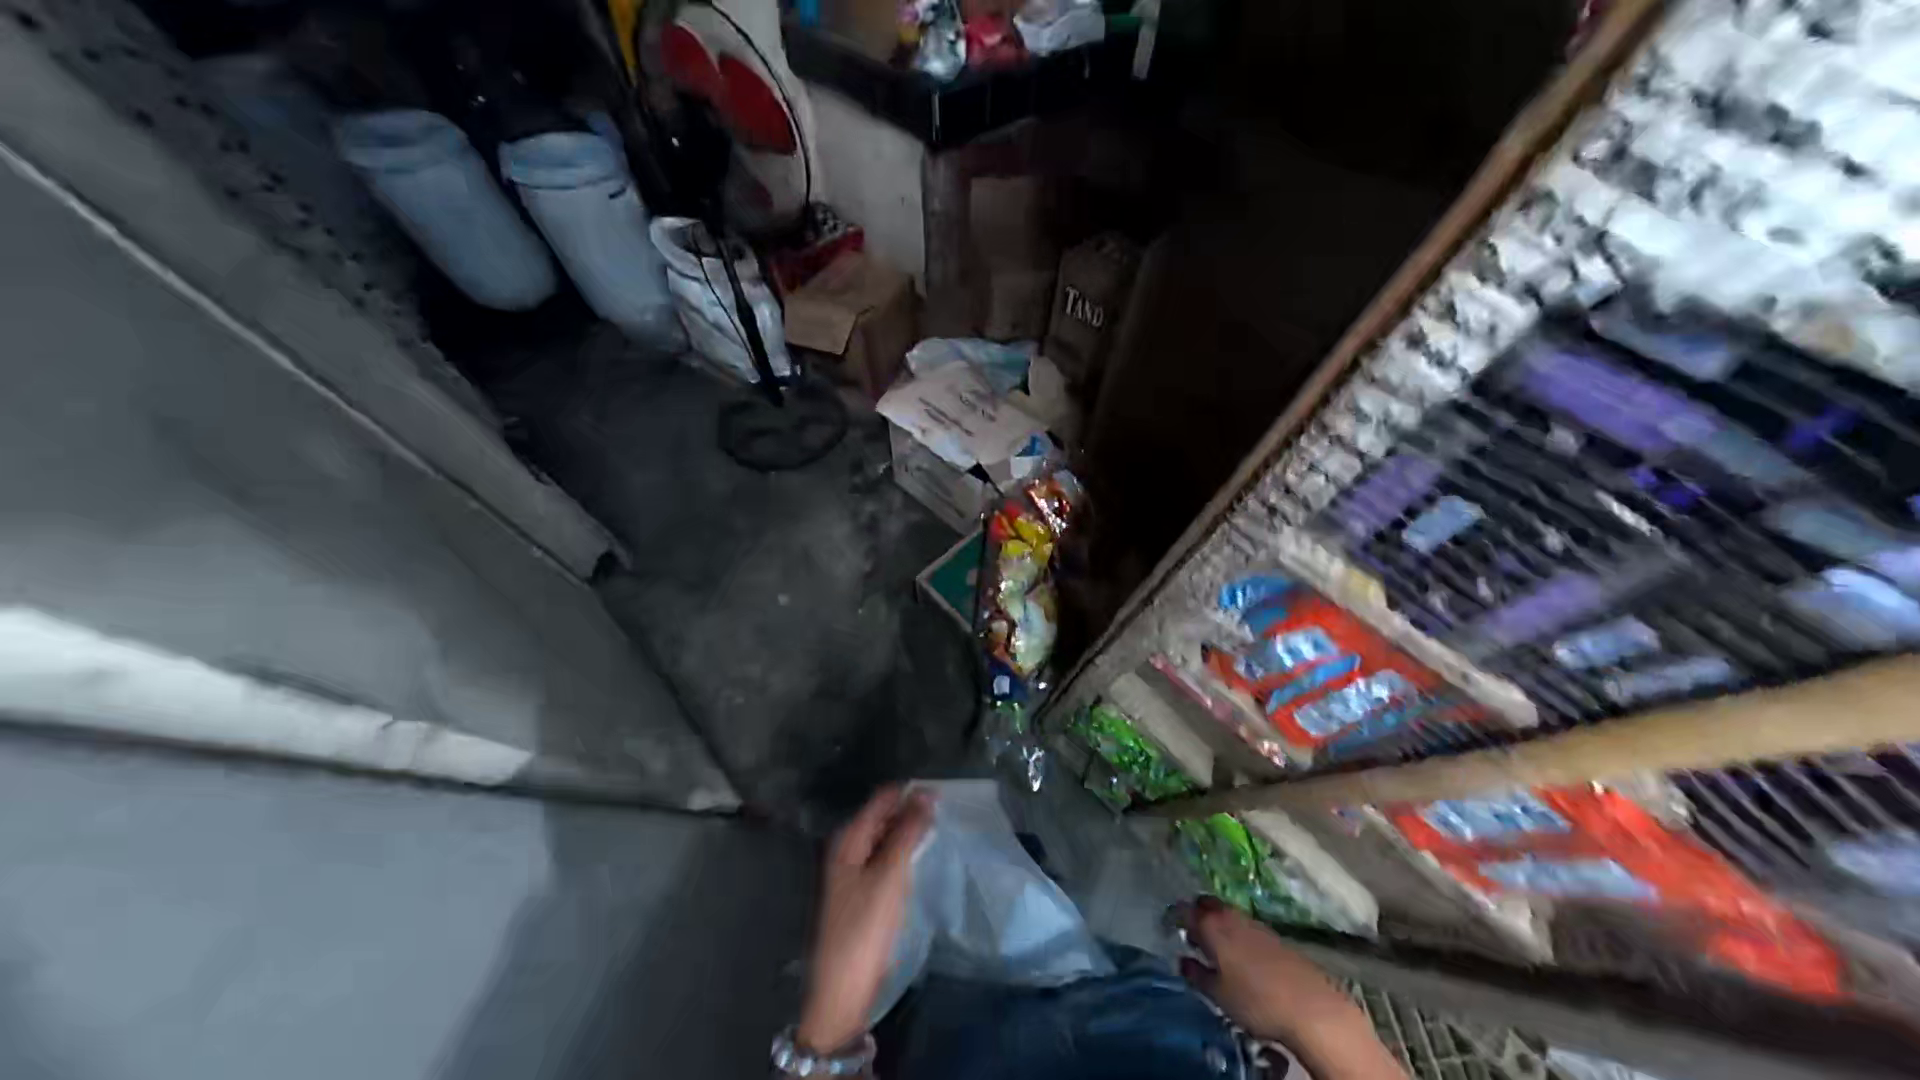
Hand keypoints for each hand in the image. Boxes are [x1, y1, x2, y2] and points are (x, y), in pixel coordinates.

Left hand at [797, 786, 934, 1052]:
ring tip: (940, 833)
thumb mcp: (890, 876)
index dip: (911, 793)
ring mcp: (852, 872)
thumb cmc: (865, 928)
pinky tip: (921, 860)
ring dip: (909, 833)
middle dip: (911, 811)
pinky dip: (903, 854)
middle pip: (883, 816)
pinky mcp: (862, 893)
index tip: (943, 796)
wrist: (842, 991)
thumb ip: (908, 832)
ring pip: (885, 838)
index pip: (882, 798)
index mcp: (848, 839)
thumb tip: (926, 793)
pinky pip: (885, 859)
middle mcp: (847, 849)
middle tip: (946, 815)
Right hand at [1178, 897, 1406, 1079]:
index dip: (1174, 916)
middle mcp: (1231, 916)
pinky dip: (1236, 933)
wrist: (1313, 1009)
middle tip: (1191, 933)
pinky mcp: (1275, 936)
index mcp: (1211, 925)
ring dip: (1218, 923)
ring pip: (1227, 913)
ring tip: (1215, 946)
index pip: (1184, 910)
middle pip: (1207, 904)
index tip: (1168, 927)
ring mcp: (1255, 924)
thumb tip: (1182, 960)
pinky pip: (1246, 925)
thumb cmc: (1256, 1002)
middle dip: (1197, 913)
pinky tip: (1241, 955)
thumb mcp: (1218, 995)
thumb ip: (1196, 974)